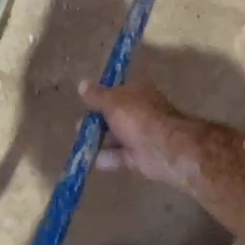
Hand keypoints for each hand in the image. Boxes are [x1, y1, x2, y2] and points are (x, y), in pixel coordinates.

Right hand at [79, 77, 195, 188]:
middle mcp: (140, 111)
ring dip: (100, 140)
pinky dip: (107, 157)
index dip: (100, 97)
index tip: (84, 105)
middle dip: (97, 121)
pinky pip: (120, 155)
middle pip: (115, 115)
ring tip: (81, 144)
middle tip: (80, 128)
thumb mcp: (112, 101)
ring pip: (116, 136)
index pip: (116, 91)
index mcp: (137, 92)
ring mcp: (141, 134)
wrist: (165, 148)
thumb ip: (96, 95)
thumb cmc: (138, 117)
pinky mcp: (140, 156)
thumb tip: (82, 84)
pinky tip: (92, 160)